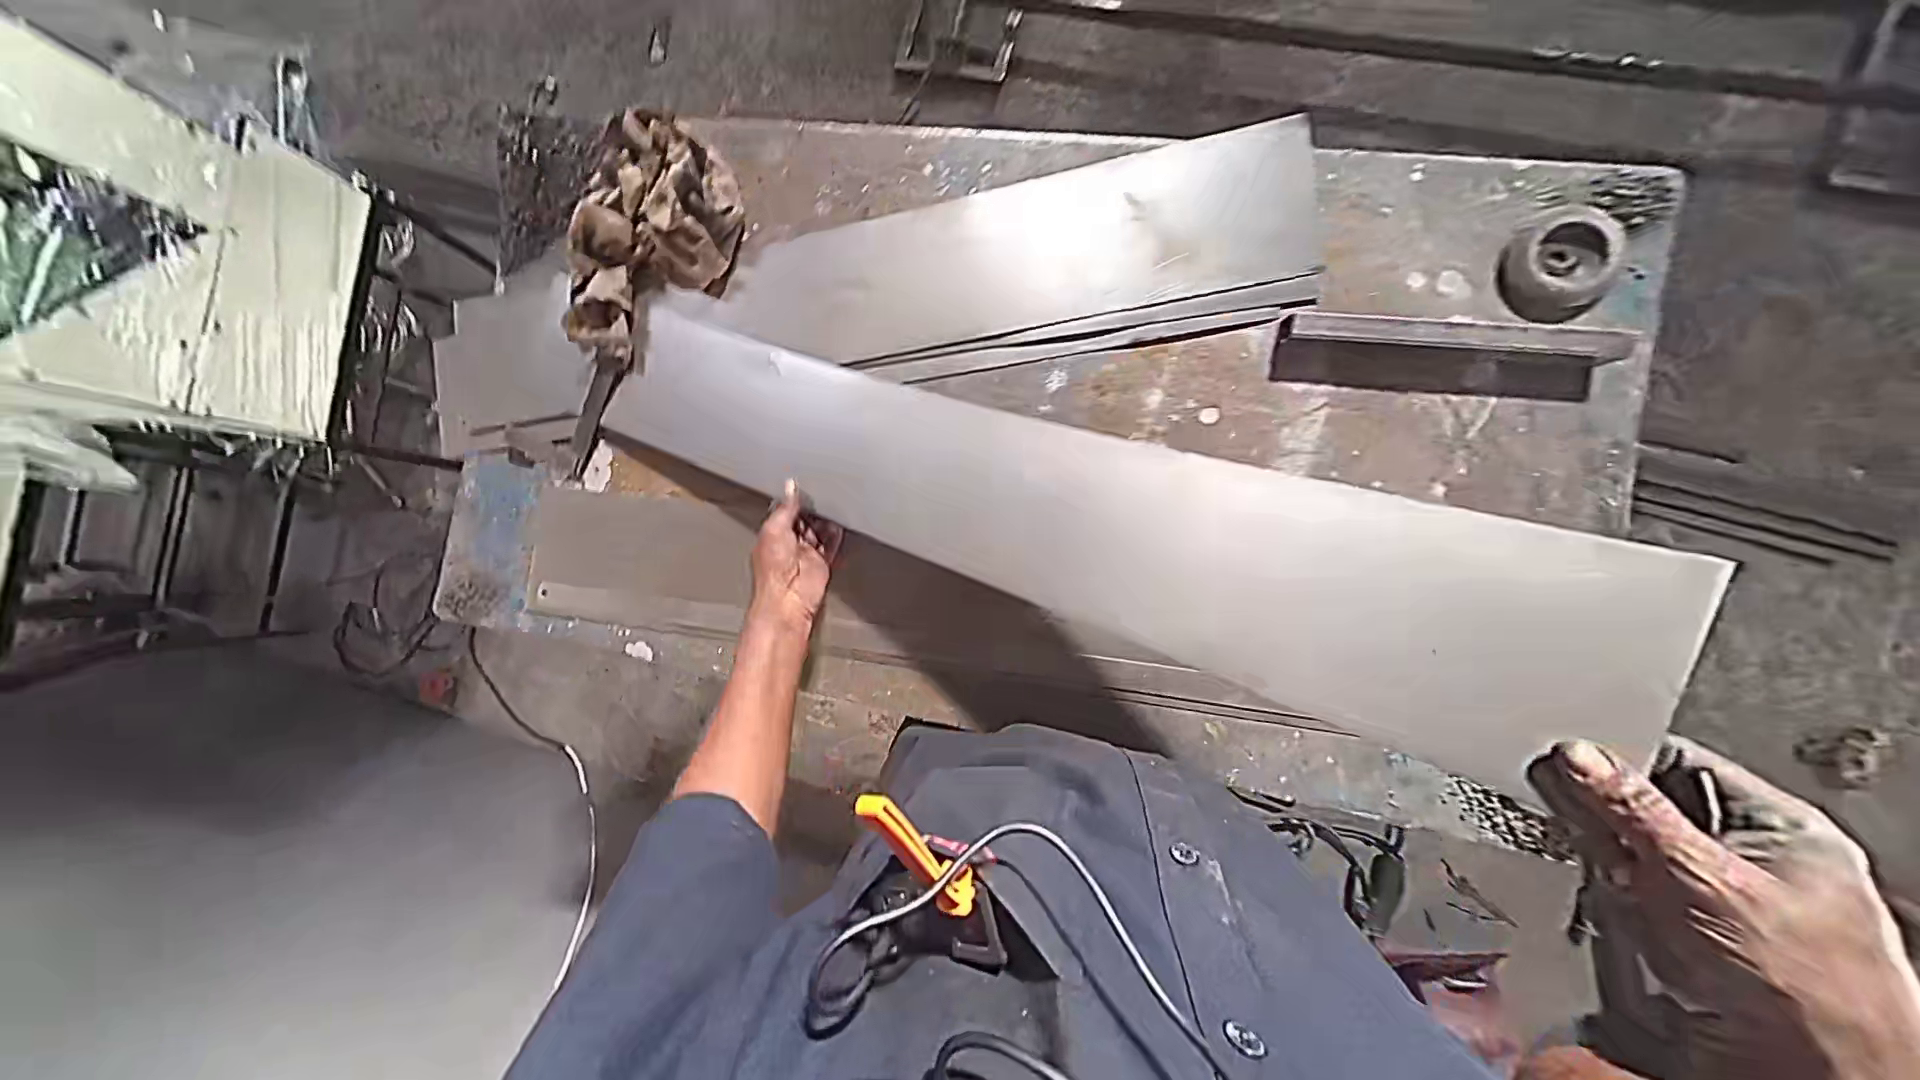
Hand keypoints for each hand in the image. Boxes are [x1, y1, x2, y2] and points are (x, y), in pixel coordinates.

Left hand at [748, 479, 842, 630]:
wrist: (789, 598)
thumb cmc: (773, 572)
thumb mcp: (775, 528)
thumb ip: (786, 507)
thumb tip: (790, 487)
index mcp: (771, 535)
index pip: (784, 511)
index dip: (794, 500)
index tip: (803, 488)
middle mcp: (788, 544)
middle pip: (804, 520)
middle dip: (812, 510)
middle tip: (821, 497)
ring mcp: (806, 554)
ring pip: (819, 531)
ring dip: (825, 521)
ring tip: (832, 508)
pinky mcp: (821, 564)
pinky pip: (831, 545)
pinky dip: (836, 536)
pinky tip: (839, 526)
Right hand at [1527, 737, 1919, 1079]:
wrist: (1801, 1077)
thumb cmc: (1805, 990)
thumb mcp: (1703, 877)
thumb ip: (1632, 808)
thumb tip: (1577, 753)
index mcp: (1776, 828)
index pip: (1676, 759)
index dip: (1619, 751)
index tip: (1563, 749)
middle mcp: (1735, 850)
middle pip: (1638, 797)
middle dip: (1596, 800)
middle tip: (1561, 795)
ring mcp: (1695, 883)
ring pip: (1616, 833)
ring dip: (1589, 837)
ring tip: (1581, 845)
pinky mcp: (1661, 912)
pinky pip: (1607, 869)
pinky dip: (1587, 867)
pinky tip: (1588, 876)